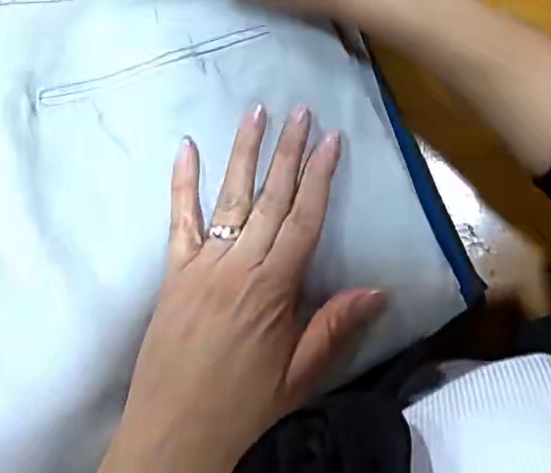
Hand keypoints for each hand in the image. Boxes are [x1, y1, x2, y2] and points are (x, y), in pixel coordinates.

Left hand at [100, 104, 388, 472]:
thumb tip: (380, 289)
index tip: (331, 137)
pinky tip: (186, 147)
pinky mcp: (173, 272)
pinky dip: (182, 182)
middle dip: (289, 150)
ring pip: (229, 196)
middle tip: (301, 110)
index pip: (304, 217)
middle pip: (270, 196)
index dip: (320, 174)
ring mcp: (202, 263)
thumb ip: (335, 326)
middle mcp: (237, 264)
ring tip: (256, 111)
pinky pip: (179, 220)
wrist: (169, 447)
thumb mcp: (299, 377)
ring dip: (245, 151)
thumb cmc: (243, 411)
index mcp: (272, 287)